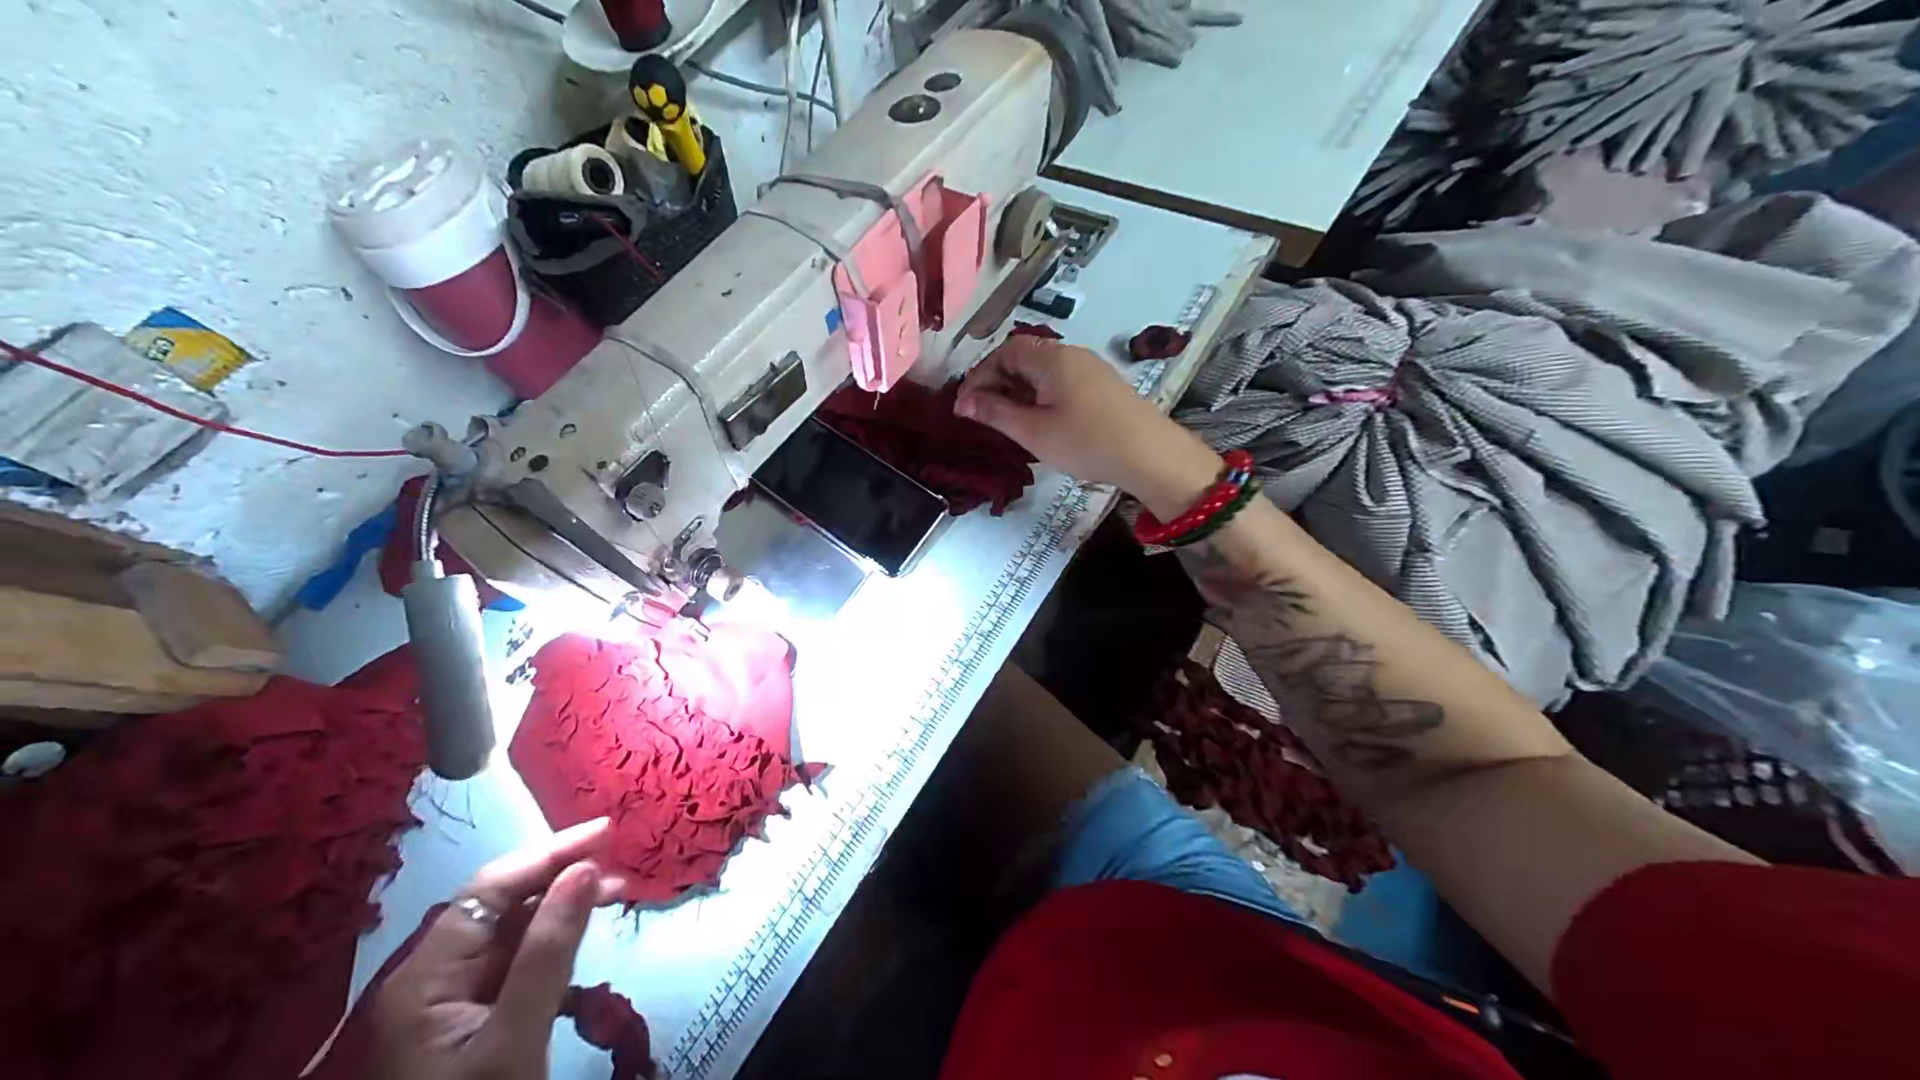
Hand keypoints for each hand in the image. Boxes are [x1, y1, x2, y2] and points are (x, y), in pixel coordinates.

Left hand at [367, 818, 628, 1079]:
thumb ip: (547, 952)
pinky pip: (517, 963)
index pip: (490, 889)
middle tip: (619, 868)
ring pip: (513, 931)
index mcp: (425, 978)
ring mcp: (451, 1001)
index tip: (606, 832)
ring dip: (564, 908)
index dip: (550, 852)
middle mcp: (432, 978)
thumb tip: (585, 868)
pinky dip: (556, 944)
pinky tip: (584, 942)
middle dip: (562, 877)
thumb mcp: (514, 1039)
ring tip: (616, 895)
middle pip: (500, 905)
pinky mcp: (473, 1020)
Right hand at [955, 336, 1220, 518]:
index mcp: (1052, 358)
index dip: (979, 375)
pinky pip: (1060, 381)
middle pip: (1023, 357)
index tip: (964, 405)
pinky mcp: (1102, 386)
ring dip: (1018, 390)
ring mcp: (1090, 368)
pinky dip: (1040, 395)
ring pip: (1042, 371)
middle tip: (981, 413)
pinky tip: (1038, 421)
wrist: (1151, 456)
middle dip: (997, 382)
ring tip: (1006, 420)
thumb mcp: (1034, 432)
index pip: (1004, 352)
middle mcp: (1071, 354)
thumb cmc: (1087, 442)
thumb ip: (996, 413)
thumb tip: (964, 402)